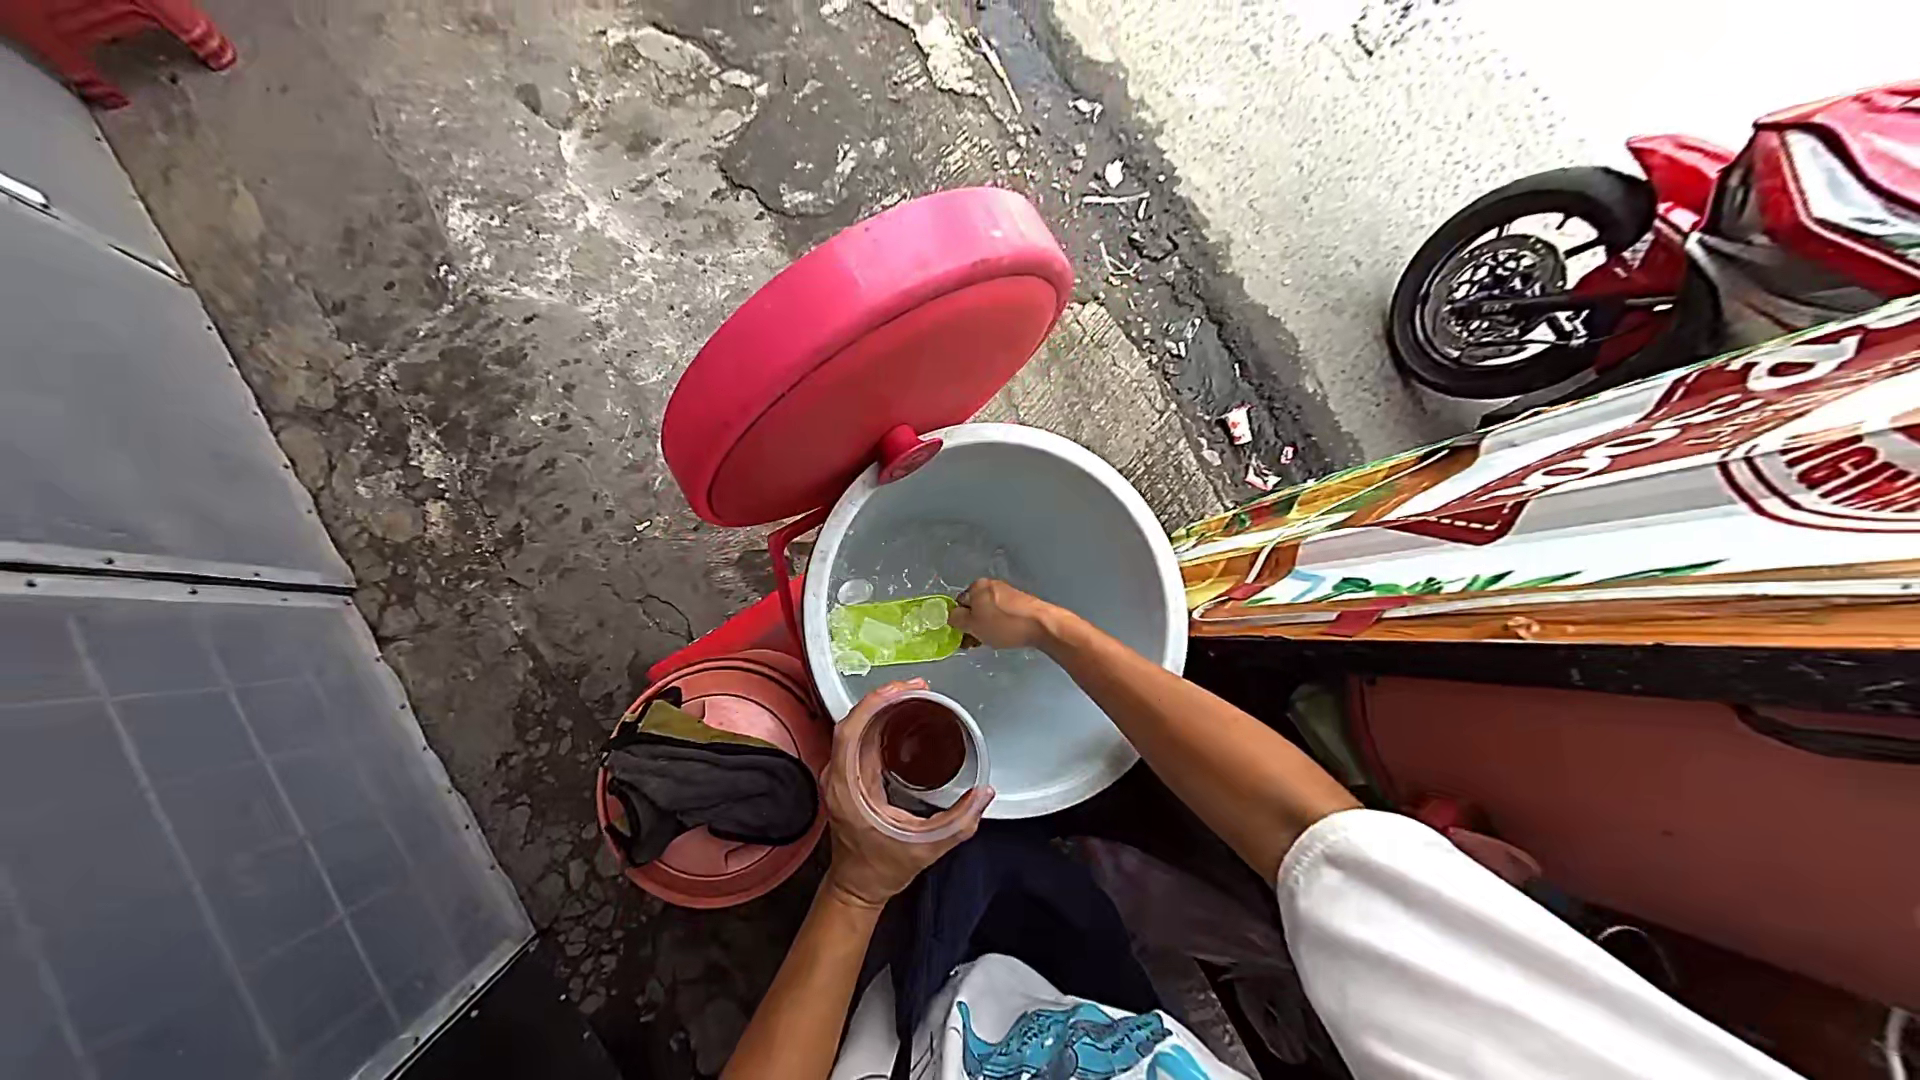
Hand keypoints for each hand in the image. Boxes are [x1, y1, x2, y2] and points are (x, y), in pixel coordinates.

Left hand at [822, 679, 993, 910]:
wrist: (858, 887)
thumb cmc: (883, 869)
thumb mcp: (926, 848)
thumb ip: (959, 822)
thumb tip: (985, 793)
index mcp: (848, 789)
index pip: (849, 732)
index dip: (873, 704)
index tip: (901, 690)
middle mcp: (838, 776)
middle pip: (853, 722)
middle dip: (883, 697)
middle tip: (917, 686)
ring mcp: (840, 774)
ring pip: (856, 725)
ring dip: (882, 706)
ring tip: (913, 693)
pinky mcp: (848, 774)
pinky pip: (860, 736)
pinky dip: (880, 719)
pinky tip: (902, 712)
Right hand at [947, 579, 1060, 649]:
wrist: (1041, 625)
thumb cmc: (1003, 624)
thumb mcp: (972, 625)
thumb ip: (956, 619)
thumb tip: (953, 616)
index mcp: (977, 586)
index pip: (959, 603)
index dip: (958, 621)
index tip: (963, 636)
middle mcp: (992, 585)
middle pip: (974, 607)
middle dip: (973, 625)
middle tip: (976, 641)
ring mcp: (1007, 593)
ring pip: (988, 613)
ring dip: (985, 627)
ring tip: (991, 641)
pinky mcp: (1020, 603)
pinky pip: (1002, 615)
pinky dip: (999, 625)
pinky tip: (1005, 636)